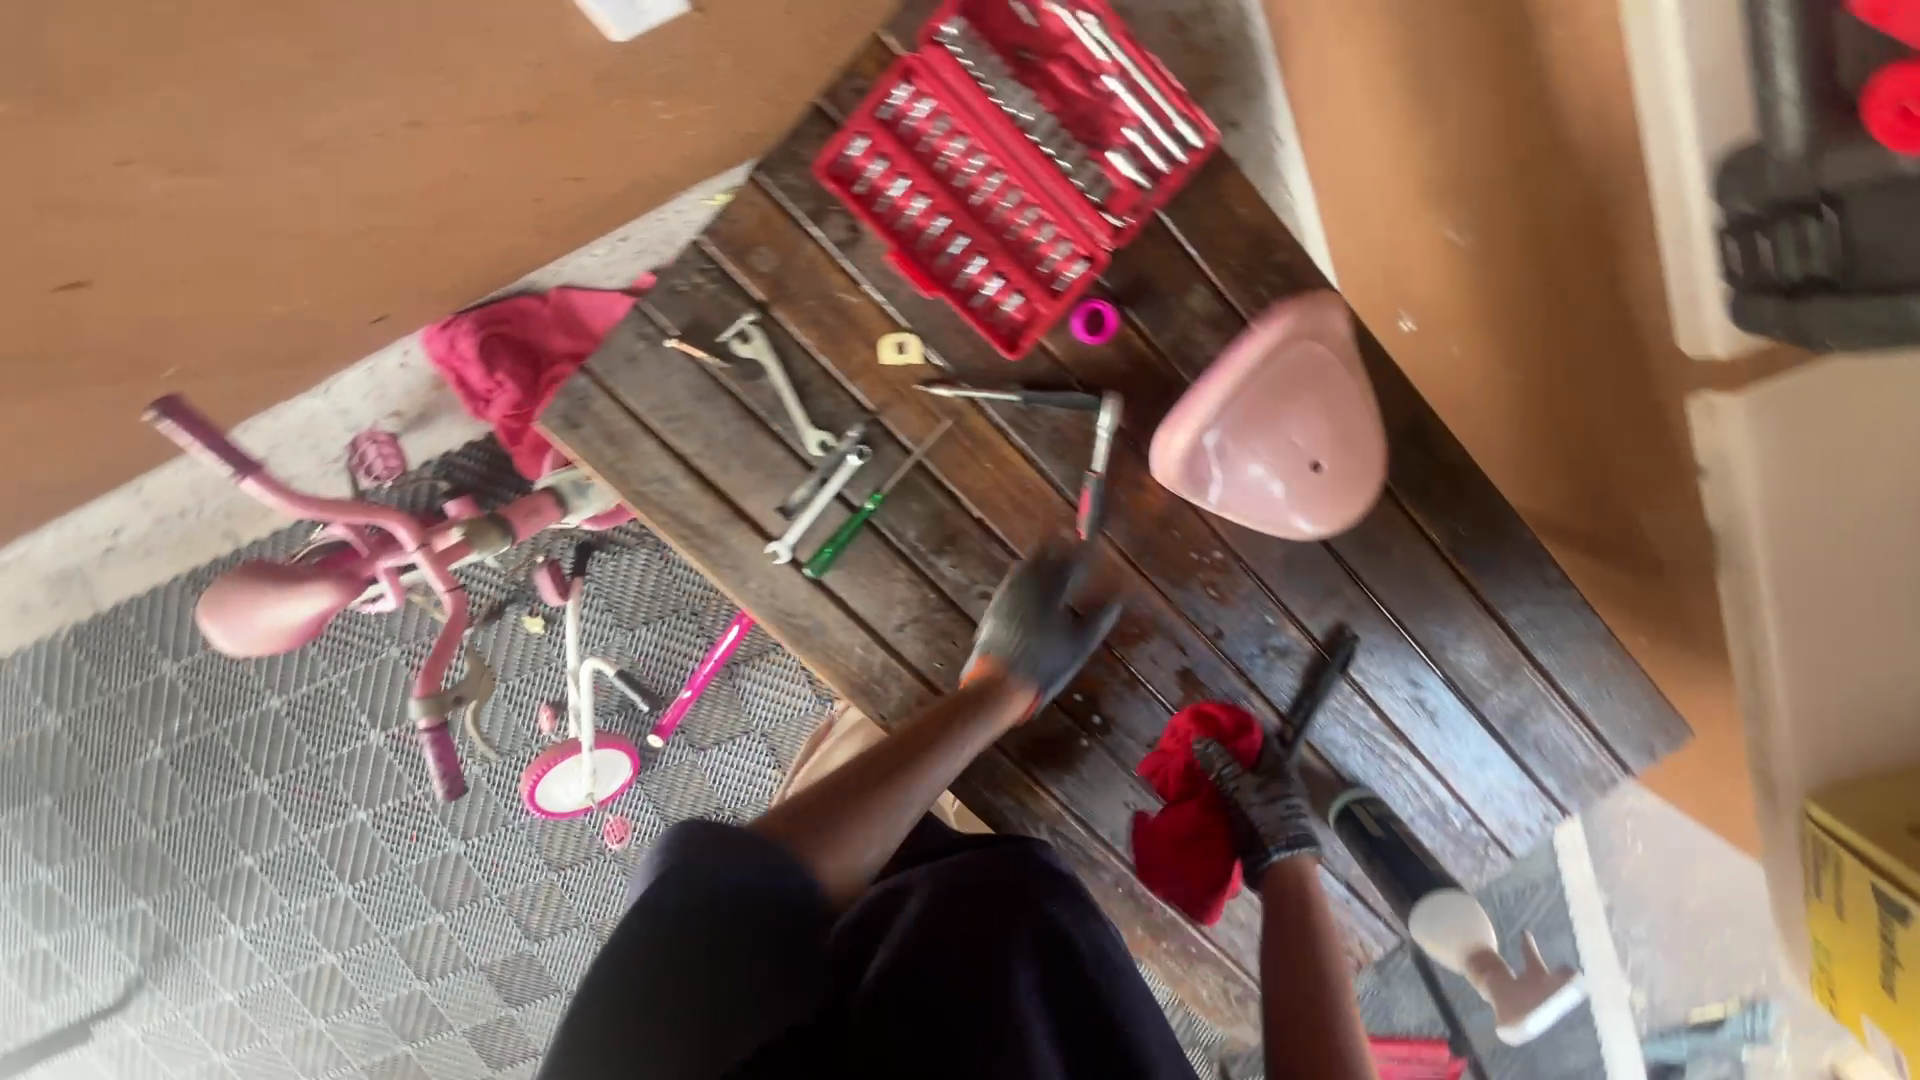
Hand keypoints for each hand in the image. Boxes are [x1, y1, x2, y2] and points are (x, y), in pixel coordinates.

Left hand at [962, 541, 1122, 716]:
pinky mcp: (995, 604)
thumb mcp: (1080, 645)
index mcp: (1051, 589)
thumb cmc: (1046, 663)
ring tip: (1049, 554)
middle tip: (1067, 539)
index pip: (1070, 561)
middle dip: (1057, 545)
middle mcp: (1027, 584)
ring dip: (1038, 556)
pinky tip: (1027, 580)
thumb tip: (1119, 601)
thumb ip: (1100, 619)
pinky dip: (1024, 572)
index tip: (1089, 544)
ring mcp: (1008, 592)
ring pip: (1025, 564)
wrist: (1002, 680)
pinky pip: (1012, 578)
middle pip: (1043, 555)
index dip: (1081, 552)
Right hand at [1192, 733, 1321, 886]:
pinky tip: (1208, 792)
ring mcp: (1274, 802)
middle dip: (1229, 752)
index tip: (1217, 723)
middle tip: (1203, 745)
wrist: (1280, 867)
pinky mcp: (1265, 819)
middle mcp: (1280, 781)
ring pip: (1246, 779)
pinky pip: (1243, 798)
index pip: (1261, 738)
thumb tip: (1200, 737)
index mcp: (1280, 768)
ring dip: (1226, 774)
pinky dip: (1227, 793)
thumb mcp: (1239, 788)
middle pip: (1252, 759)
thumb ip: (1220, 762)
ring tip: (1201, 767)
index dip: (1240, 728)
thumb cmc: (1264, 819)